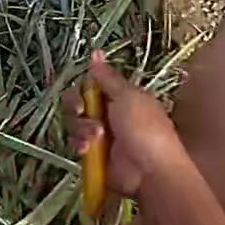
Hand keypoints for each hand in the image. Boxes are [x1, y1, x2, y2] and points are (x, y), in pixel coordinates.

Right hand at [65, 51, 188, 200]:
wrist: (150, 172)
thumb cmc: (144, 129)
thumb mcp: (128, 97)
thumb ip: (107, 77)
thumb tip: (96, 52)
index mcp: (120, 97)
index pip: (90, 85)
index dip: (83, 87)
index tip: (85, 92)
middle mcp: (109, 114)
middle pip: (77, 101)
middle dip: (77, 106)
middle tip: (83, 111)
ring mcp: (101, 134)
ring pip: (74, 122)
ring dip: (81, 128)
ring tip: (96, 138)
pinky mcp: (94, 154)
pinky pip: (76, 142)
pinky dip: (79, 144)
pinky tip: (87, 149)